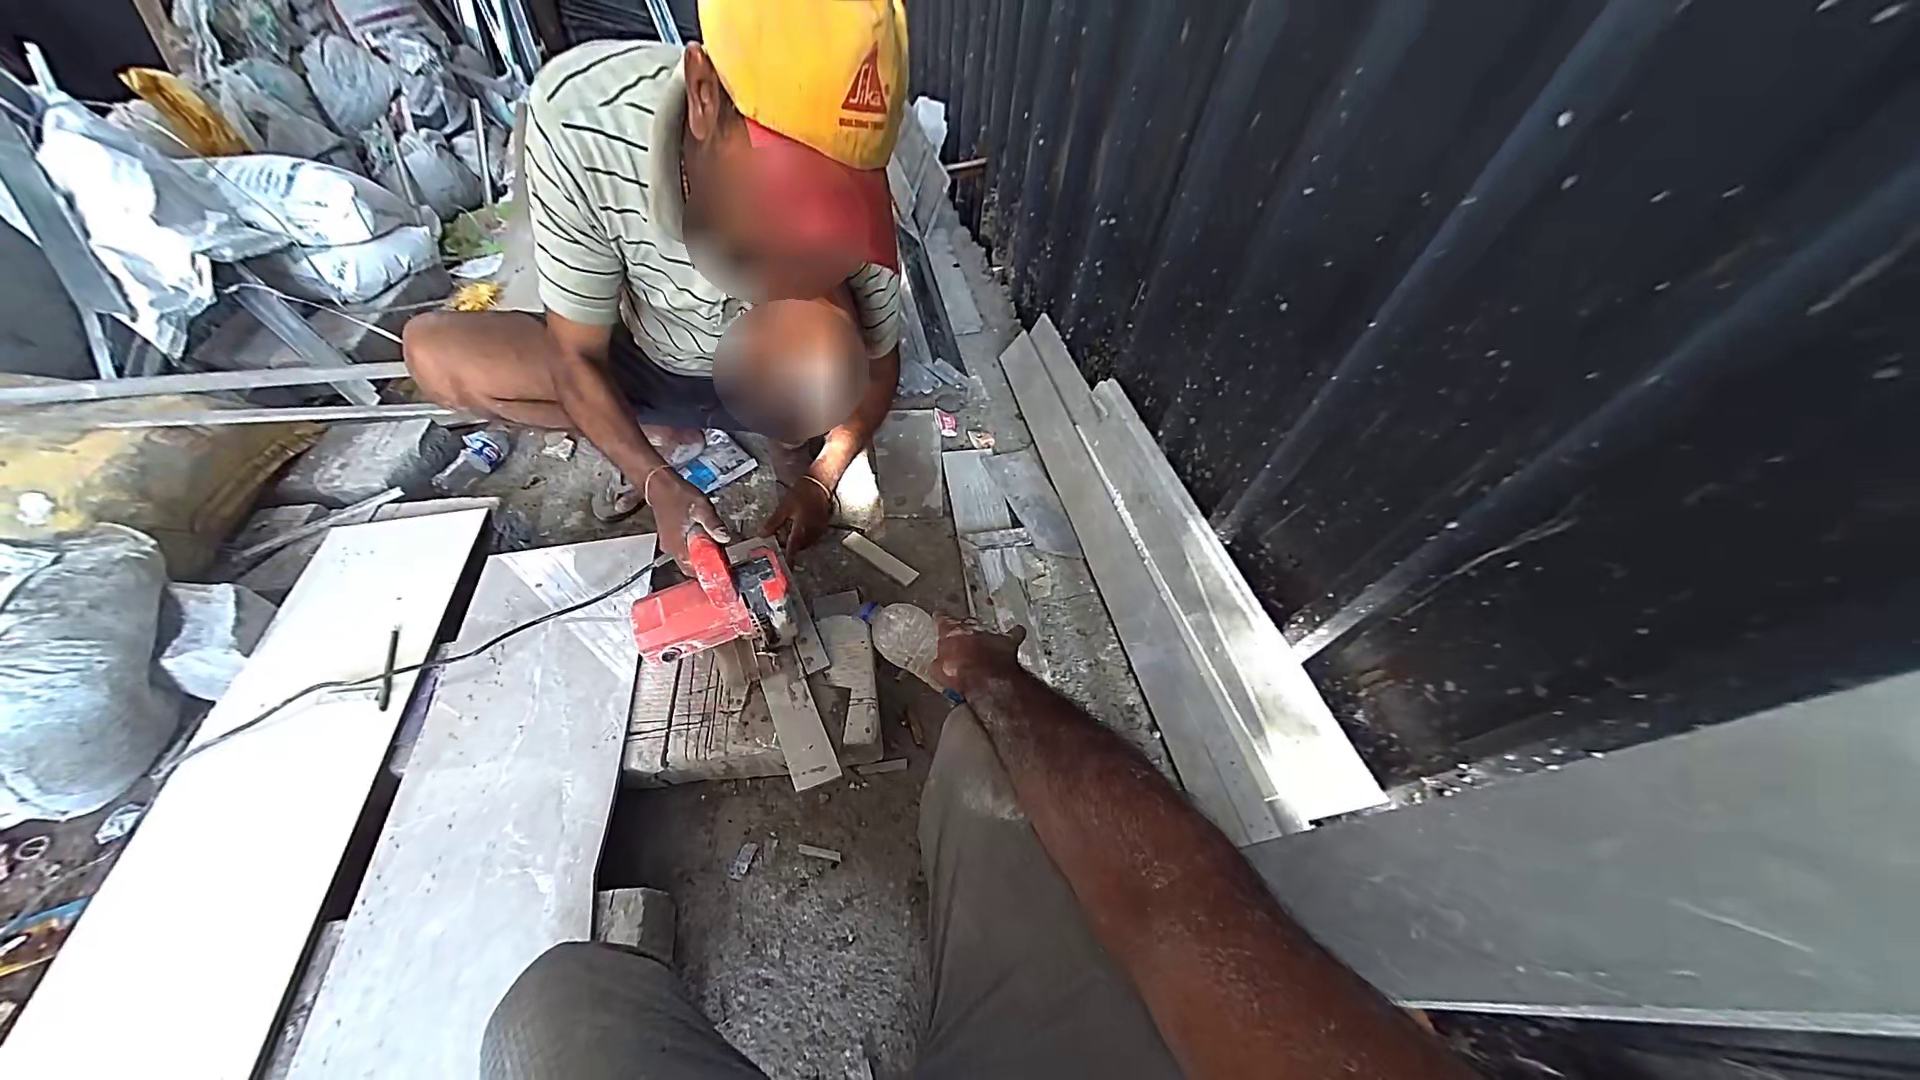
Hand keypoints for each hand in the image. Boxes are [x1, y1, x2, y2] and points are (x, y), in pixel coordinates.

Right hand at [649, 471, 731, 568]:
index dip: (709, 572)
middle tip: (724, 557)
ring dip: (703, 556)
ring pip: (689, 559)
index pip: (693, 570)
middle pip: (692, 567)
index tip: (723, 569)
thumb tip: (725, 538)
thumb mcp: (701, 508)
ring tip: (717, 547)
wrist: (660, 485)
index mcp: (677, 545)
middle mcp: (671, 549)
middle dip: (708, 564)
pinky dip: (697, 549)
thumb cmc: (679, 495)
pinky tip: (707, 540)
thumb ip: (713, 524)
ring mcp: (670, 545)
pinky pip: (686, 551)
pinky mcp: (671, 539)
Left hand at [761, 475, 833, 558]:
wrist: (820, 483)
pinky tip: (798, 524)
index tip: (784, 568)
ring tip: (788, 526)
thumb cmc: (802, 493)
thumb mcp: (784, 507)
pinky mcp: (822, 527)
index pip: (793, 550)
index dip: (788, 560)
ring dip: (796, 539)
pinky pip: (811, 536)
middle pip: (798, 547)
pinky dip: (803, 534)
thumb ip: (773, 523)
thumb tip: (762, 534)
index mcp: (801, 530)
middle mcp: (812, 534)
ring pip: (805, 542)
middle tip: (777, 535)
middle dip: (788, 544)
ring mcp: (818, 531)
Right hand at [933, 615, 1027, 692]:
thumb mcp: (938, 672)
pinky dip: (1014, 634)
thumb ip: (938, 663)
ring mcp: (990, 632)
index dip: (941, 620)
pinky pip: (1013, 633)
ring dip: (985, 635)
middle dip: (965, 630)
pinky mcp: (1007, 641)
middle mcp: (971, 626)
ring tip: (984, 642)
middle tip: (962, 640)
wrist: (986, 679)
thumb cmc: (959, 674)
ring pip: (987, 628)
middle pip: (966, 623)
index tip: (939, 618)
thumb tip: (938, 664)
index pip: (943, 619)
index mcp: (951, 630)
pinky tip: (1016, 632)